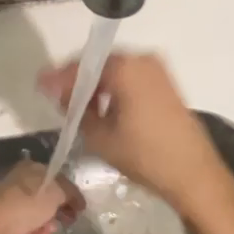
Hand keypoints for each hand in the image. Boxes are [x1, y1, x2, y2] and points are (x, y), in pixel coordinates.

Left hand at [0, 160, 84, 233]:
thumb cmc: (26, 204)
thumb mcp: (57, 193)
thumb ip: (70, 193)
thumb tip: (75, 200)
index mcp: (31, 168)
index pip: (57, 177)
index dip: (72, 193)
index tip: (81, 209)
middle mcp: (19, 180)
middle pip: (46, 195)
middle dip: (59, 209)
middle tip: (70, 221)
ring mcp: (8, 200)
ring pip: (35, 211)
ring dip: (47, 222)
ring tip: (52, 232)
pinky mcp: (2, 219)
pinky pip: (24, 224)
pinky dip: (34, 231)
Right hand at [37, 53, 233, 212]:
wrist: (194, 173)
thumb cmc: (145, 156)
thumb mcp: (100, 137)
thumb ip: (76, 110)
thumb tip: (62, 95)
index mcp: (125, 68)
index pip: (81, 66)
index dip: (58, 78)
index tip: (40, 86)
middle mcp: (143, 60)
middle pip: (100, 65)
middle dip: (79, 82)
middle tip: (59, 101)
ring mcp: (159, 71)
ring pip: (117, 73)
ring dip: (97, 88)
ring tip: (81, 111)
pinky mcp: (167, 85)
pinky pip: (132, 81)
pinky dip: (116, 92)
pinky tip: (105, 111)